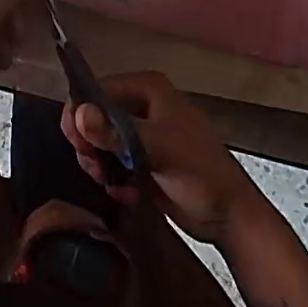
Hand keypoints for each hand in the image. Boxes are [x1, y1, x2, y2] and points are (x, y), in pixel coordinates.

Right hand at [60, 71, 272, 245]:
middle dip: (90, 143)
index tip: (77, 144)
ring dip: (99, 164)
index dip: (81, 113)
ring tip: (111, 183)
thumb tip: (78, 113)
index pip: (98, 90)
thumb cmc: (200, 173)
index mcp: (148, 89)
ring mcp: (142, 132)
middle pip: (95, 115)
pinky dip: (112, 177)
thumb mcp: (157, 149)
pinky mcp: (142, 159)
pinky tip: (125, 193)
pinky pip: (111, 161)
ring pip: (100, 140)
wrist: (230, 216)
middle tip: (95, 167)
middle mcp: (142, 104)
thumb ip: (117, 132)